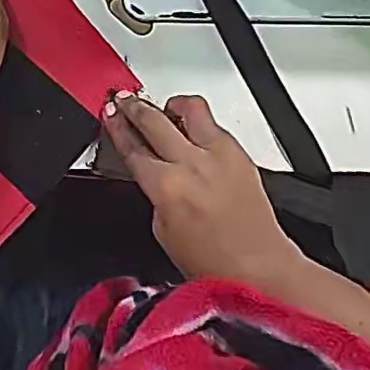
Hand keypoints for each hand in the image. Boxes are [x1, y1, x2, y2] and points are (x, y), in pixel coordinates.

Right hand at [104, 93, 305, 285]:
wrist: (259, 268)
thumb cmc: (214, 262)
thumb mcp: (162, 230)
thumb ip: (154, 191)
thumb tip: (149, 169)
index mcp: (166, 186)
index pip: (132, 146)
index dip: (116, 126)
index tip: (111, 114)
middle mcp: (192, 164)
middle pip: (152, 119)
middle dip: (133, 106)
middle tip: (124, 100)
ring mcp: (219, 155)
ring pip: (190, 108)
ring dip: (171, 104)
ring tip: (165, 108)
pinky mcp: (240, 154)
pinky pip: (214, 125)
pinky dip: (200, 123)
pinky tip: (193, 130)